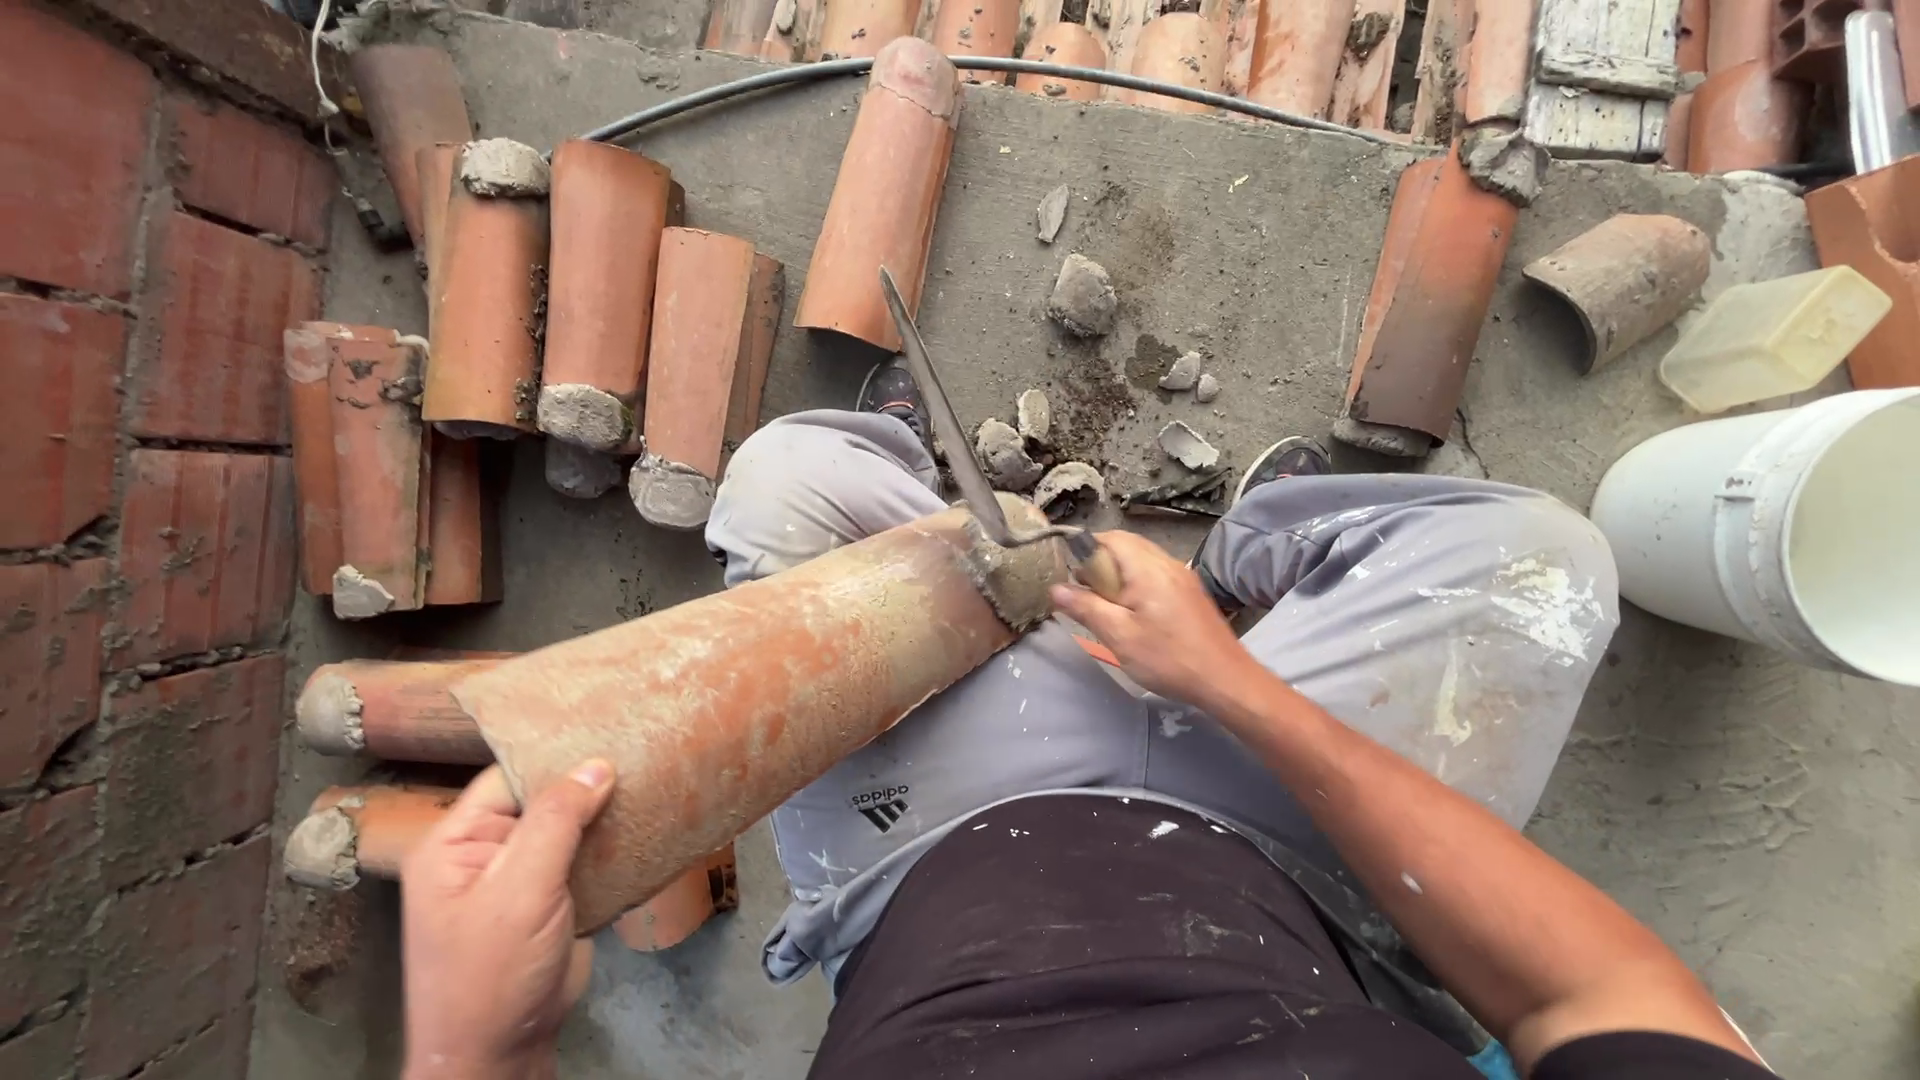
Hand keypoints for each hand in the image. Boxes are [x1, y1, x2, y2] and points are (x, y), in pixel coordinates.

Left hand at [401, 761, 615, 1079]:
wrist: (503, 1053)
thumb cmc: (492, 973)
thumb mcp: (520, 890)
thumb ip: (556, 822)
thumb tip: (598, 764)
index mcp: (456, 843)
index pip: (508, 779)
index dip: (554, 757)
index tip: (606, 732)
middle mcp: (487, 852)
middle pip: (542, 798)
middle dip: (587, 782)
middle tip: (638, 749)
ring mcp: (522, 877)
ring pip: (570, 826)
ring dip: (605, 812)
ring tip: (650, 778)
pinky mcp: (553, 897)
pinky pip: (584, 855)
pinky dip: (612, 842)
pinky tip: (643, 823)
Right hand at [1051, 531, 1262, 706]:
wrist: (1225, 680)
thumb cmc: (1168, 658)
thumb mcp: (1119, 636)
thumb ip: (1086, 608)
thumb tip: (1055, 588)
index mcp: (1148, 568)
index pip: (1111, 538)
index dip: (1086, 548)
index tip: (1070, 574)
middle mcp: (1167, 563)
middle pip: (1127, 546)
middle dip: (1100, 563)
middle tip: (1085, 593)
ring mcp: (1183, 577)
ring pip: (1142, 561)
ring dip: (1119, 575)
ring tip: (1105, 606)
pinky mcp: (1190, 593)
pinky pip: (1156, 575)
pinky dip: (1137, 584)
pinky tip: (1132, 613)